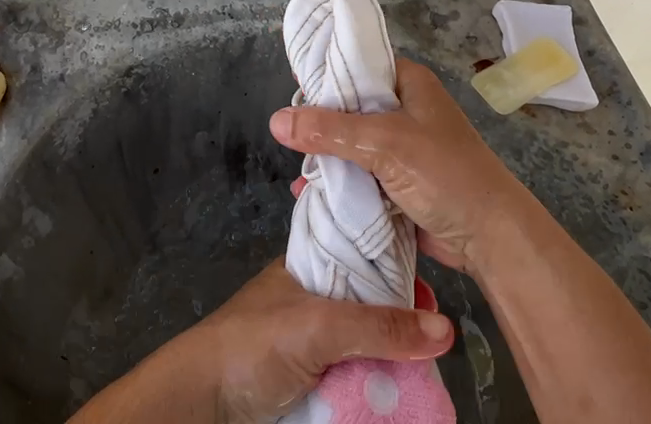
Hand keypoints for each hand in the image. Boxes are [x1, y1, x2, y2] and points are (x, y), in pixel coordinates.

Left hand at [72, 259, 451, 423]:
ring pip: (367, 339)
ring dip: (395, 353)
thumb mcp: (318, 326)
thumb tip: (445, 328)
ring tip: (431, 364)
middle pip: (372, 300)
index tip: (437, 291)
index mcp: (312, 265)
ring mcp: (315, 338)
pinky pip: (357, 371)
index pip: (364, 252)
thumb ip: (377, 325)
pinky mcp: (315, 374)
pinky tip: (406, 386)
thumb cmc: (254, 344)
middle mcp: (316, 296)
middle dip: (405, 318)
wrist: (204, 398)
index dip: (399, 266)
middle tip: (440, 337)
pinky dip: (379, 378)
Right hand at [272, 55, 512, 274]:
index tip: (290, 81)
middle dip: (318, 122)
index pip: (356, 64)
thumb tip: (276, 120)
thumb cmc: (446, 175)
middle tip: (285, 132)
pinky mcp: (398, 181)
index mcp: (408, 84)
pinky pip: (358, 174)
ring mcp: (401, 148)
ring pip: (350, 143)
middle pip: (349, 106)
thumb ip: (329, 130)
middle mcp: (404, 110)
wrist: (491, 239)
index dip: (324, 70)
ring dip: (325, 157)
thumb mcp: (385, 144)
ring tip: (295, 169)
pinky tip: (308, 192)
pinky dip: (337, 182)